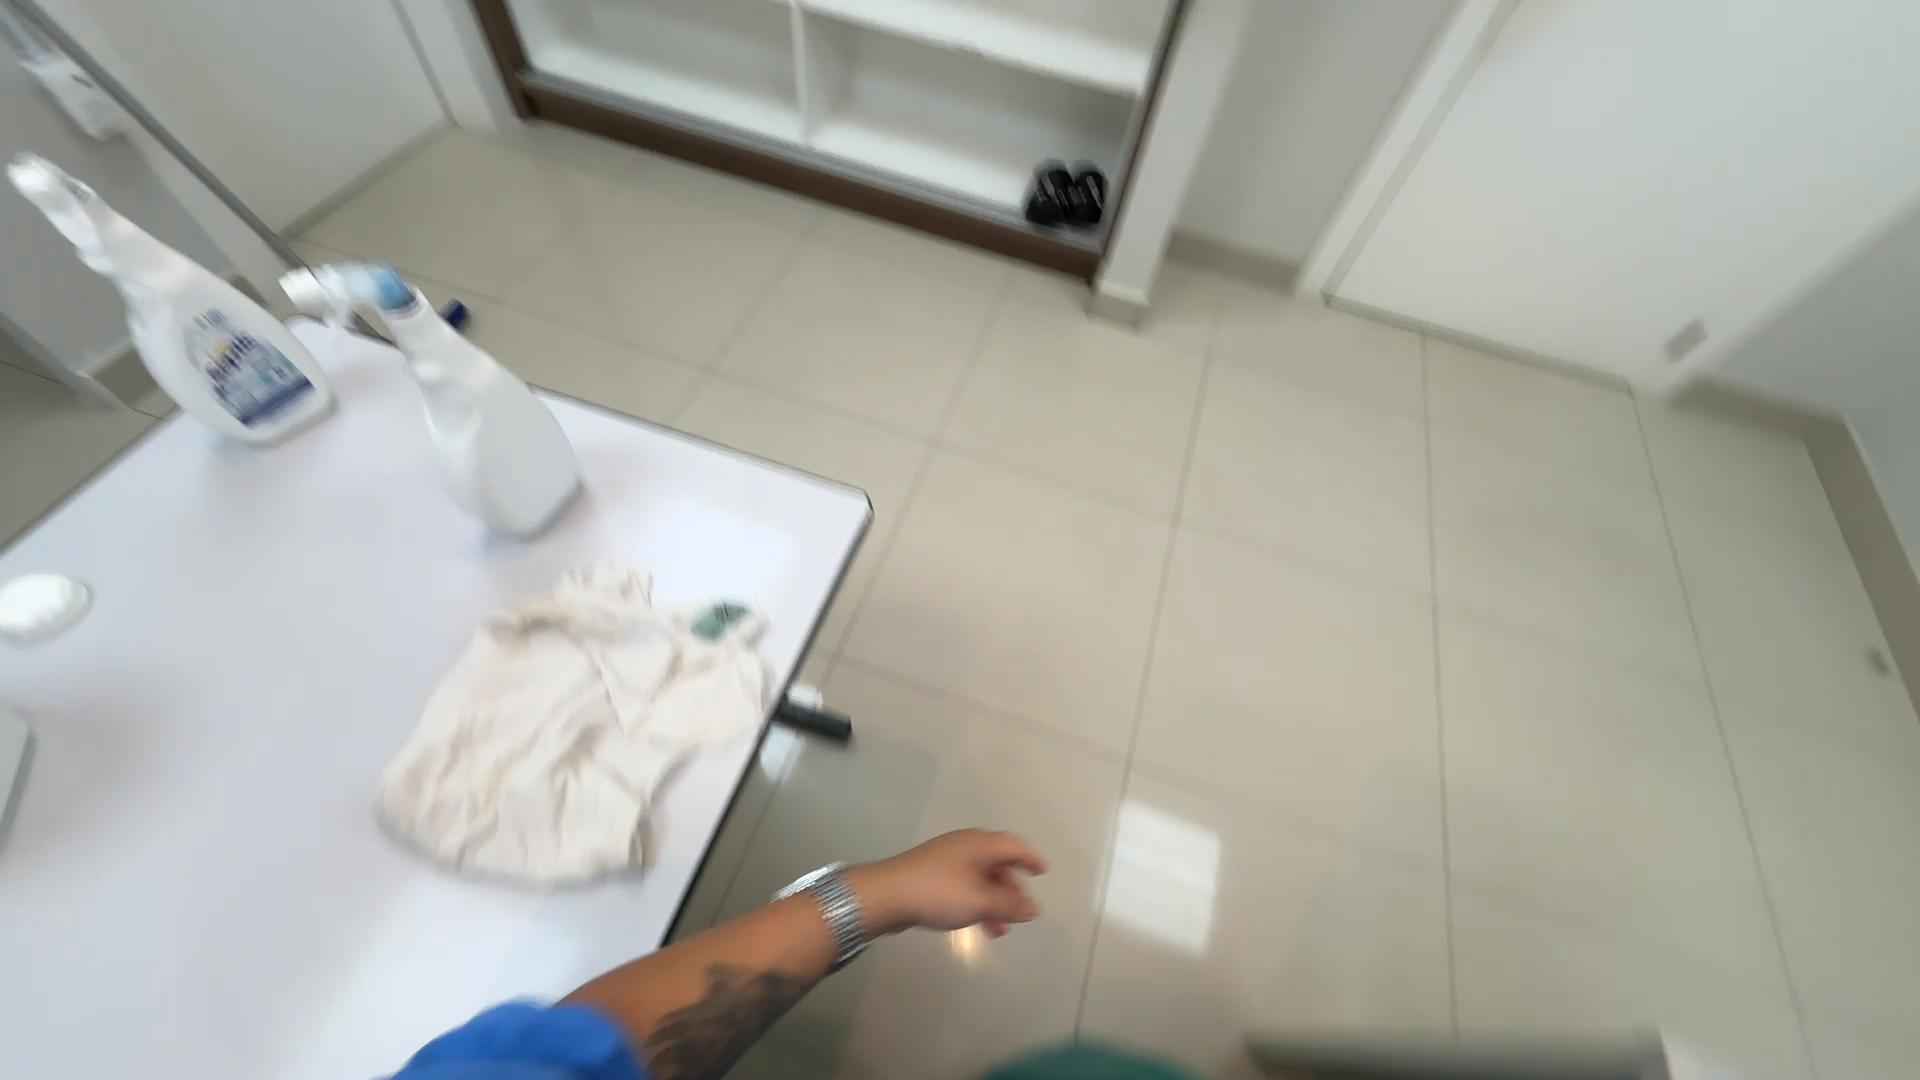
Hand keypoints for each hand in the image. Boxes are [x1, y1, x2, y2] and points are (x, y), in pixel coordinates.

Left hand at [845, 829, 1047, 938]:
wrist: (888, 895)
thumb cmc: (939, 892)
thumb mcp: (979, 902)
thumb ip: (1008, 905)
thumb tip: (1034, 907)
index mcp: (978, 844)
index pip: (1012, 845)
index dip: (1030, 858)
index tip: (1043, 872)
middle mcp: (964, 846)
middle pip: (996, 861)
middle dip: (1011, 885)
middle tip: (1021, 907)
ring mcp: (946, 859)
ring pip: (979, 877)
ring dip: (993, 900)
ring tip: (1001, 928)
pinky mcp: (931, 874)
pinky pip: (964, 885)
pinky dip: (976, 901)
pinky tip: (976, 923)